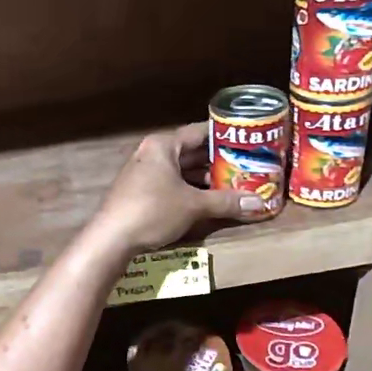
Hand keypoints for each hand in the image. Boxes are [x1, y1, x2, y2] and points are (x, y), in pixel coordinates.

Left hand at [87, 123, 260, 254]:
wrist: (111, 238)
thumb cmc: (153, 210)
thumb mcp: (194, 205)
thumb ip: (226, 202)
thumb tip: (259, 204)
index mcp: (162, 145)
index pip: (199, 132)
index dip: (225, 136)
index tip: (248, 141)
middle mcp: (151, 153)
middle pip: (191, 152)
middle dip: (218, 161)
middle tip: (248, 166)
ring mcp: (142, 173)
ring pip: (180, 170)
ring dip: (205, 178)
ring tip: (234, 185)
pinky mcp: (139, 192)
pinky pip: (170, 184)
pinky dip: (189, 190)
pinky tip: (208, 200)